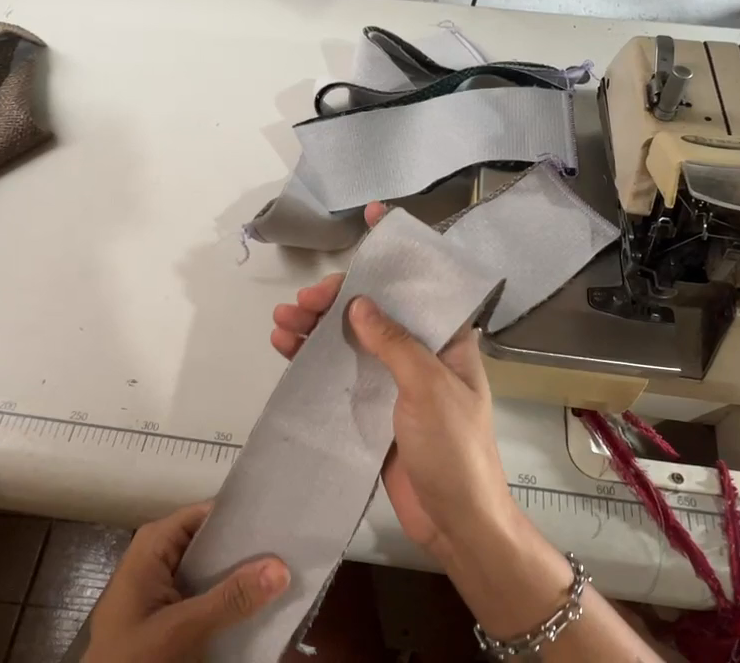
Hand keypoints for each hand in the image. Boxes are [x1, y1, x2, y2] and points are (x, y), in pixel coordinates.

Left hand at [83, 502, 288, 661]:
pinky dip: (232, 600)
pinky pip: (208, 597)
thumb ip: (230, 599)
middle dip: (250, 548)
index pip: (208, 513)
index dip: (245, 515)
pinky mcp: (171, 615)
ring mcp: (165, 587)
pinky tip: (264, 603)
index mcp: (154, 544)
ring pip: (214, 571)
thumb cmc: (130, 660)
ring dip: (244, 577)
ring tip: (289, 571)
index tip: (285, 519)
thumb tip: (282, 566)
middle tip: (294, 548)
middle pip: (213, 541)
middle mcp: (160, 557)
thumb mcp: (180, 629)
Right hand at [270, 203, 516, 564]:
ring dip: (317, 327)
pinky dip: (314, 359)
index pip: (422, 282)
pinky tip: (287, 349)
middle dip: (337, 298)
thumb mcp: (428, 387)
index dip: (399, 249)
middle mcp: (421, 352)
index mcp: (448, 339)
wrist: (456, 523)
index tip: (374, 215)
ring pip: (351, 339)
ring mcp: (395, 380)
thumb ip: (393, 343)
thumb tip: (358, 304)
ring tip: (282, 322)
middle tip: (302, 301)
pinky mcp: (374, 409)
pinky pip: (341, 373)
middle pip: (375, 309)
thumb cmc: (455, 449)